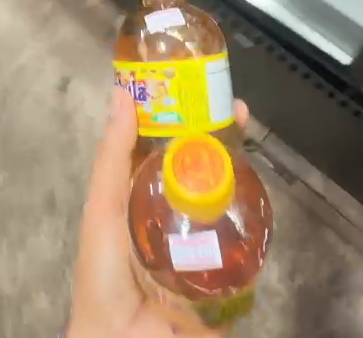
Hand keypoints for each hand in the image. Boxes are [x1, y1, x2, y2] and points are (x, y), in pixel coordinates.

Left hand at [68, 89, 248, 337]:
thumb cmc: (103, 275)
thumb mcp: (103, 208)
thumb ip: (113, 156)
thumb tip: (121, 93)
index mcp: (142, 193)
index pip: (166, 145)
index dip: (183, 116)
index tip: (199, 87)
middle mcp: (174, 210)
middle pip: (202, 164)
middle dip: (220, 136)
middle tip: (236, 109)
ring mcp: (203, 239)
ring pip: (226, 195)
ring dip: (240, 167)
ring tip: (249, 138)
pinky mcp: (228, 269)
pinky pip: (245, 239)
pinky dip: (254, 215)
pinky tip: (259, 190)